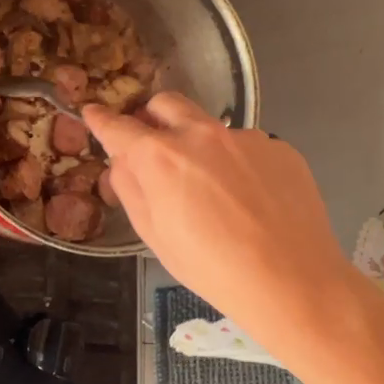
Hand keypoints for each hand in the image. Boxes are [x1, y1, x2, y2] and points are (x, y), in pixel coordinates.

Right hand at [82, 93, 355, 335]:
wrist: (291, 280)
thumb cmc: (208, 265)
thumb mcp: (151, 232)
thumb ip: (130, 188)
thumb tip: (124, 163)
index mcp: (159, 156)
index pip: (117, 126)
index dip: (100, 119)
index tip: (92, 113)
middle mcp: (200, 134)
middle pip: (165, 103)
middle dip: (150, 116)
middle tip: (151, 143)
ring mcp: (246, 138)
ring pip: (209, 127)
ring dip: (197, 143)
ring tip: (210, 186)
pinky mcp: (280, 148)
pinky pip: (245, 146)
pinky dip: (235, 162)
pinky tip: (246, 198)